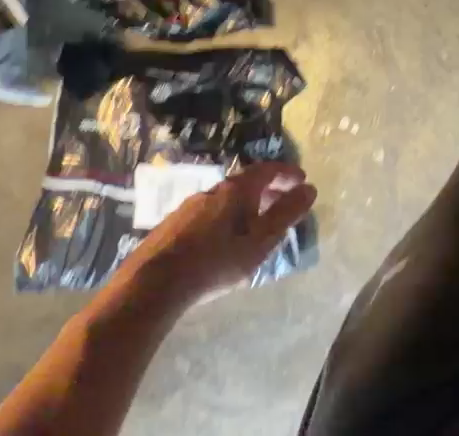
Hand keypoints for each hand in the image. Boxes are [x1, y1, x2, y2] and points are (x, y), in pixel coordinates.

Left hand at [113, 162, 316, 307]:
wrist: (149, 288)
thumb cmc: (215, 262)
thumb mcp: (261, 240)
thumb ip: (287, 213)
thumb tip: (309, 189)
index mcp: (236, 190)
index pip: (268, 170)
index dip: (287, 173)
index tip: (302, 180)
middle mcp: (211, 192)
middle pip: (245, 184)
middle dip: (268, 192)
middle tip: (282, 205)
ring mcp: (186, 209)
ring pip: (224, 201)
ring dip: (244, 207)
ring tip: (254, 227)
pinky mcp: (169, 229)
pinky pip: (206, 216)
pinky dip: (224, 220)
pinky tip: (222, 242)